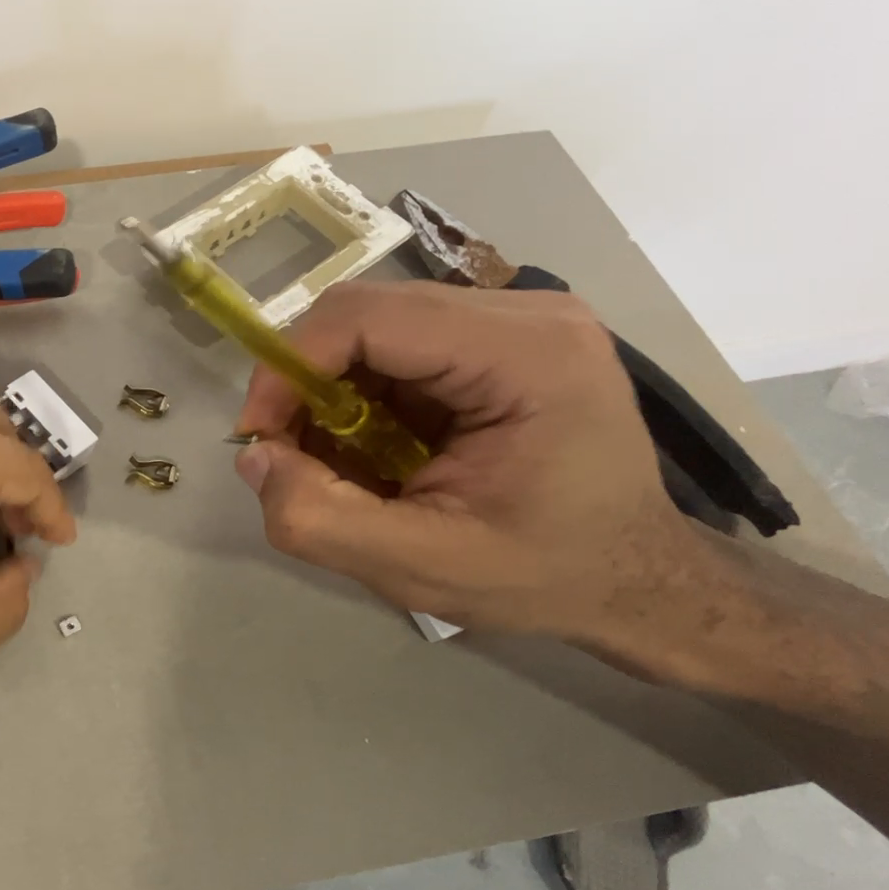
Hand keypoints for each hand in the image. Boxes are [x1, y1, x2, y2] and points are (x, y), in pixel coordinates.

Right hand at [234, 280, 705, 644]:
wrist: (635, 576)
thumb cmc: (545, 574)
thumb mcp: (421, 567)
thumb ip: (321, 519)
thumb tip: (253, 458)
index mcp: (525, 354)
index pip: (365, 317)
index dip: (288, 368)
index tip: (259, 439)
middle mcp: (524, 313)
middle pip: (361, 312)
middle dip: (301, 381)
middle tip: (285, 452)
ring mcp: (513, 318)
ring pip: (368, 325)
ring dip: (324, 390)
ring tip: (328, 457)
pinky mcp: (495, 335)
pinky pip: (390, 343)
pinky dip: (353, 393)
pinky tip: (366, 444)